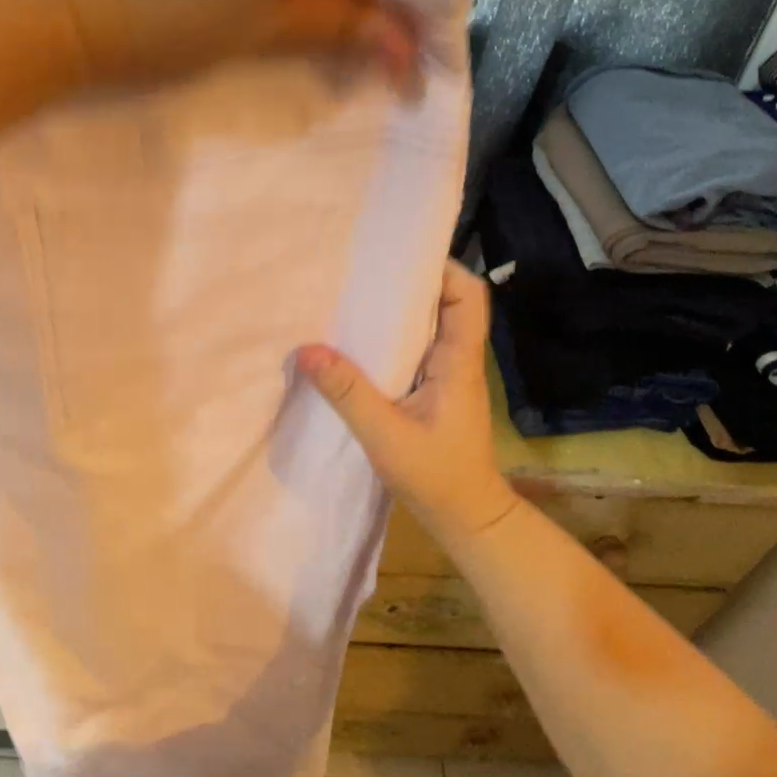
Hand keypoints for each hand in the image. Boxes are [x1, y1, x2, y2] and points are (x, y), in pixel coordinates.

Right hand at [297, 261, 520, 544]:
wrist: (466, 517)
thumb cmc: (437, 476)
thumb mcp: (386, 436)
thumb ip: (348, 394)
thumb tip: (307, 350)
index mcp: (459, 361)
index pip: (469, 297)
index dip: (443, 270)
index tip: (400, 259)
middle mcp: (458, 360)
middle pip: (447, 304)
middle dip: (410, 284)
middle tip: (364, 273)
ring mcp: (448, 376)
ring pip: (430, 328)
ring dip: (400, 312)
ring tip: (355, 299)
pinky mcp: (435, 393)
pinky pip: (417, 352)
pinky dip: (393, 341)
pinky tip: (359, 344)